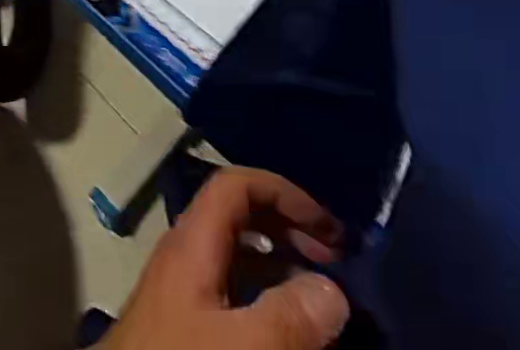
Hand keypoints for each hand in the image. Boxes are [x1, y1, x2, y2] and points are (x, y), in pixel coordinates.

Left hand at [101, 166, 350, 349]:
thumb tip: (332, 290)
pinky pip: (231, 283)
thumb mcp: (243, 347)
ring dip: (280, 260)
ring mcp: (182, 283)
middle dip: (288, 225)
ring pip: (236, 251)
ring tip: (323, 291)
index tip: (329, 227)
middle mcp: (185, 251)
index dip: (284, 192)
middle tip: (337, 259)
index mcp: (193, 241)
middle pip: (238, 213)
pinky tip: (290, 322)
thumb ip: (289, 317)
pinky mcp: (184, 316)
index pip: (236, 185)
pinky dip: (264, 289)